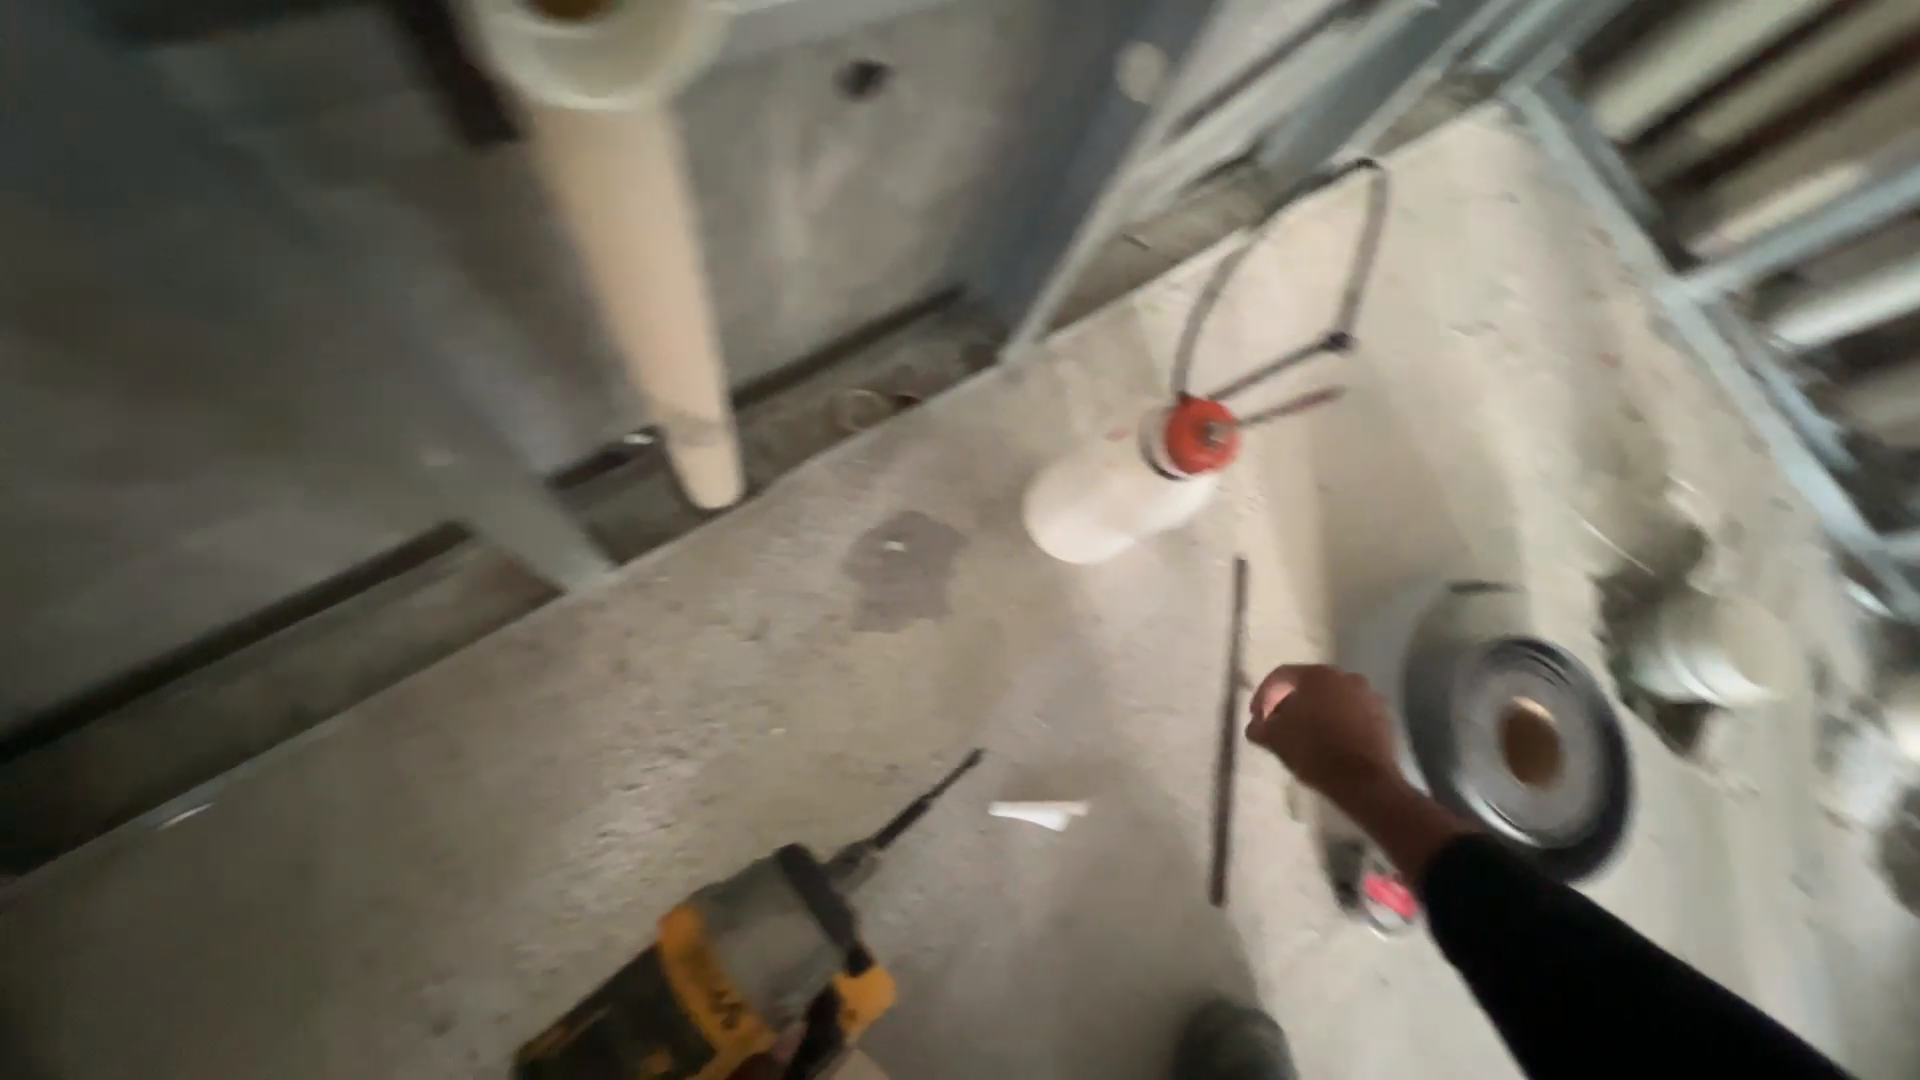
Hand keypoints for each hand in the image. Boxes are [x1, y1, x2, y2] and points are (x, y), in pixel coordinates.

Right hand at [1245, 664, 1401, 801]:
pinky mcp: (1385, 718)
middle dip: (1290, 703)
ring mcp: (1369, 696)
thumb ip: (1259, 726)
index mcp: (1316, 675)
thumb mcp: (1274, 738)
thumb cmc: (1313, 750)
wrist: (1364, 781)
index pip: (1280, 676)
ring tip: (1305, 736)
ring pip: (1333, 699)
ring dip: (1316, 713)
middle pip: (1308, 685)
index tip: (1256, 717)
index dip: (1263, 695)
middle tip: (1278, 724)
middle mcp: (1345, 677)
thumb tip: (1255, 726)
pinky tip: (1330, 743)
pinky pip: (1353, 714)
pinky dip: (1339, 723)